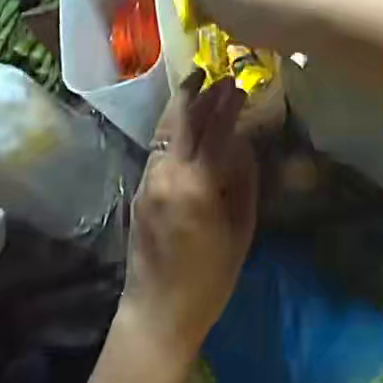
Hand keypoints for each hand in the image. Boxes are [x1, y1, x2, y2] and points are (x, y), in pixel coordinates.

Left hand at [118, 71, 256, 358]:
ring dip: (181, 104)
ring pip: (163, 129)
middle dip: (198, 92)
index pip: (214, 130)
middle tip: (214, 73)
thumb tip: (243, 143)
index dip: (227, 104)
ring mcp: (148, 178)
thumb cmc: (210, 278)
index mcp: (196, 185)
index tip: (239, 84)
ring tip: (196, 84)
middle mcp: (167, 173)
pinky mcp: (139, 187)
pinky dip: (172, 127)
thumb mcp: (240, 231)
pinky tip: (183, 123)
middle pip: (181, 119)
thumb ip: (243, 181)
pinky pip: (157, 147)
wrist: (158, 310)